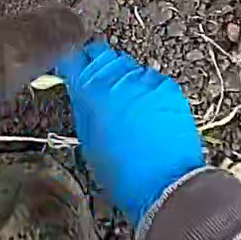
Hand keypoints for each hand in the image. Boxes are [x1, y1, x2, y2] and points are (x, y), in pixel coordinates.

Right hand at [56, 41, 204, 224]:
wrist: (167, 183)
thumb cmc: (126, 173)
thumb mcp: (90, 143)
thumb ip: (83, 108)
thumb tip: (80, 91)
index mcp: (94, 92)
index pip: (75, 60)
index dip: (72, 65)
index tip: (72, 69)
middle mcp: (120, 78)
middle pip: (103, 56)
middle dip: (98, 68)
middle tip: (99, 88)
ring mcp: (146, 79)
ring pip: (128, 67)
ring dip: (124, 80)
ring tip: (126, 107)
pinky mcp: (167, 86)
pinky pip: (150, 80)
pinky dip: (145, 90)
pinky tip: (146, 112)